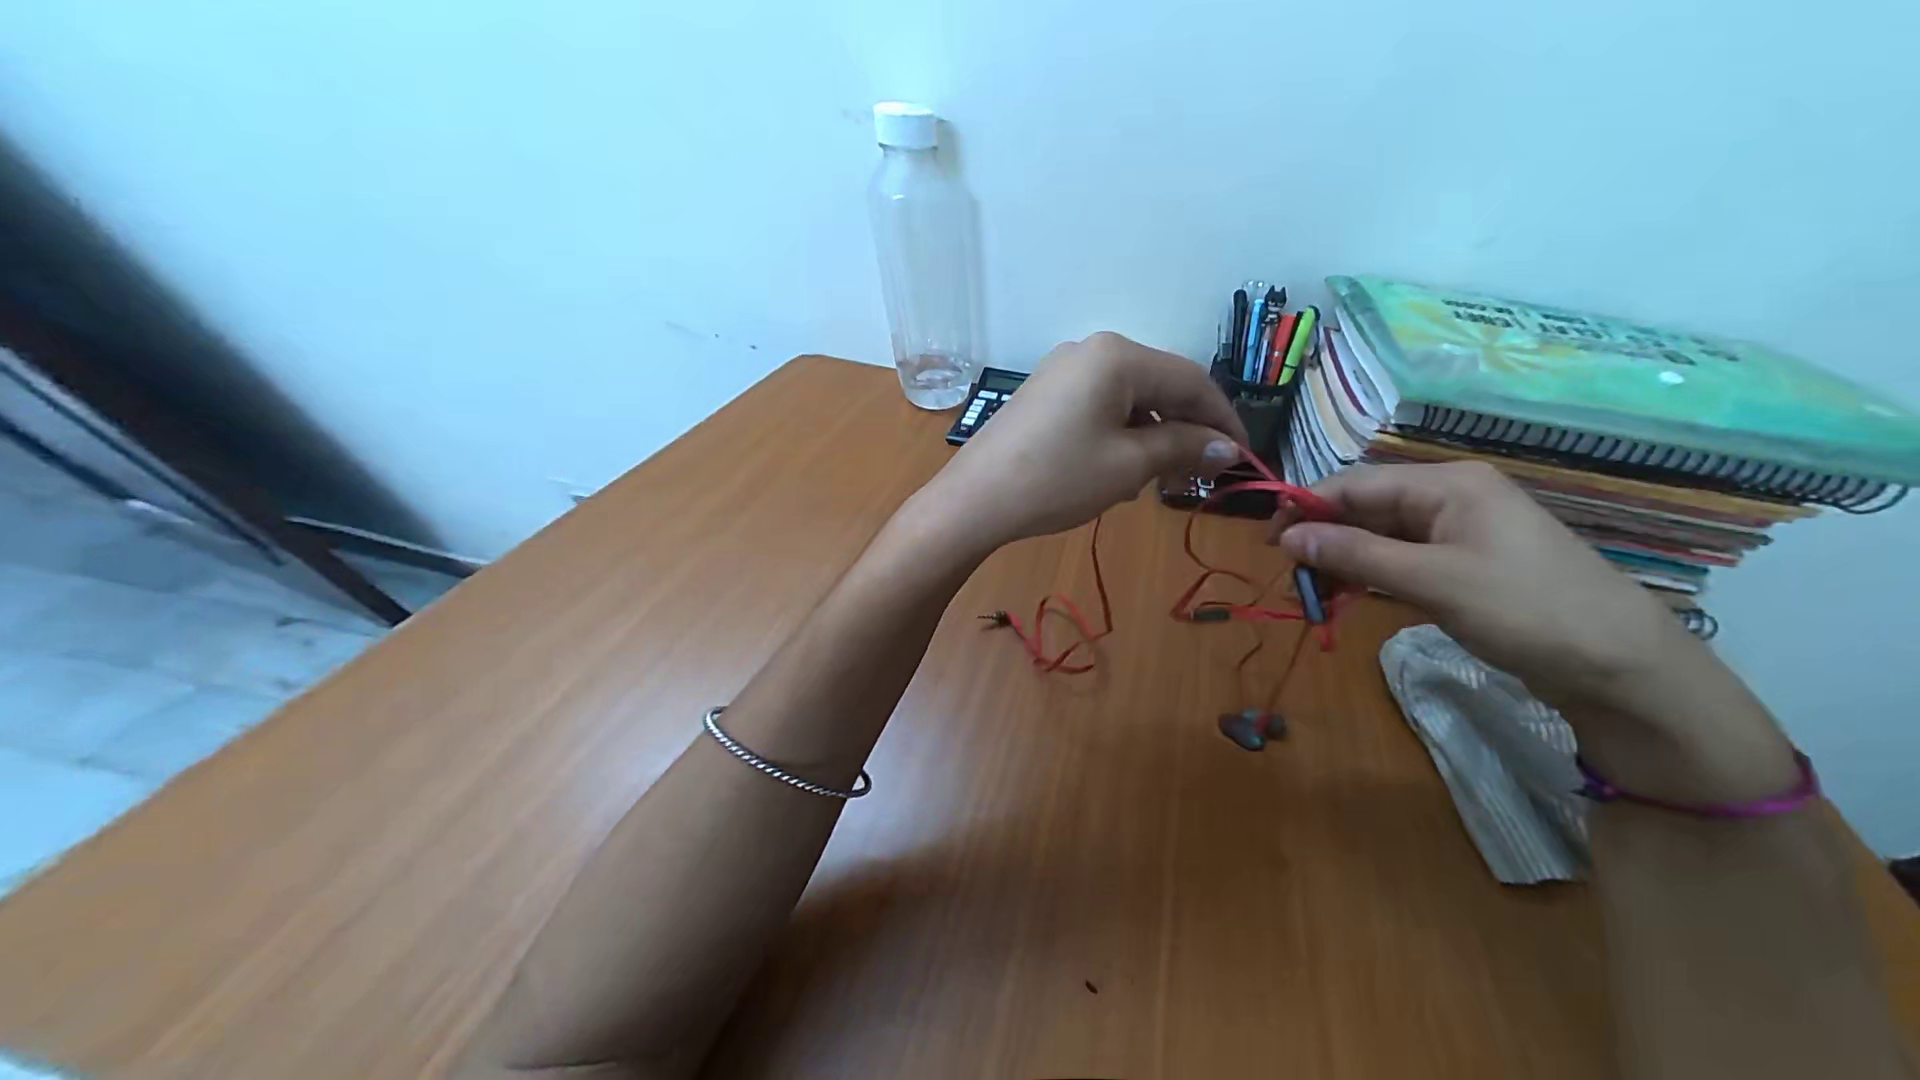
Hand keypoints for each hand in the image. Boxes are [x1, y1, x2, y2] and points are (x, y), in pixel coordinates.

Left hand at [916, 333, 1247, 554]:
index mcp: (1117, 356)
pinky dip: (1119, 437)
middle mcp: (1091, 350)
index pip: (1191, 381)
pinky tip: (1117, 473)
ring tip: (1153, 485)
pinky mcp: (1044, 394)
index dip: (1223, 420)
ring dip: (1151, 440)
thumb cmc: (1057, 479)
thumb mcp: (1128, 465)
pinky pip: (1099, 408)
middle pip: (1159, 388)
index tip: (1243, 457)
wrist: (974, 501)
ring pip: (1129, 401)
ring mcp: (1062, 370)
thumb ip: (1184, 447)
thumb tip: (1228, 448)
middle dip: (1184, 433)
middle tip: (1197, 479)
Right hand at [1271, 462, 1798, 801]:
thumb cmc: (1525, 609)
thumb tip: (1287, 537)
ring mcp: (1459, 532)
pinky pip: (1401, 559)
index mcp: (1448, 484)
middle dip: (1323, 539)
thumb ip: (1354, 554)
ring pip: (1379, 536)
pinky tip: (1351, 596)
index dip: (1305, 507)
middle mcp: (1450, 498)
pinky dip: (1370, 576)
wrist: (1623, 667)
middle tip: (1292, 579)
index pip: (1355, 483)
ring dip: (1343, 561)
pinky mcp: (1464, 564)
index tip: (1269, 543)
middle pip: (1365, 508)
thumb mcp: (1430, 579)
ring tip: (1315, 595)